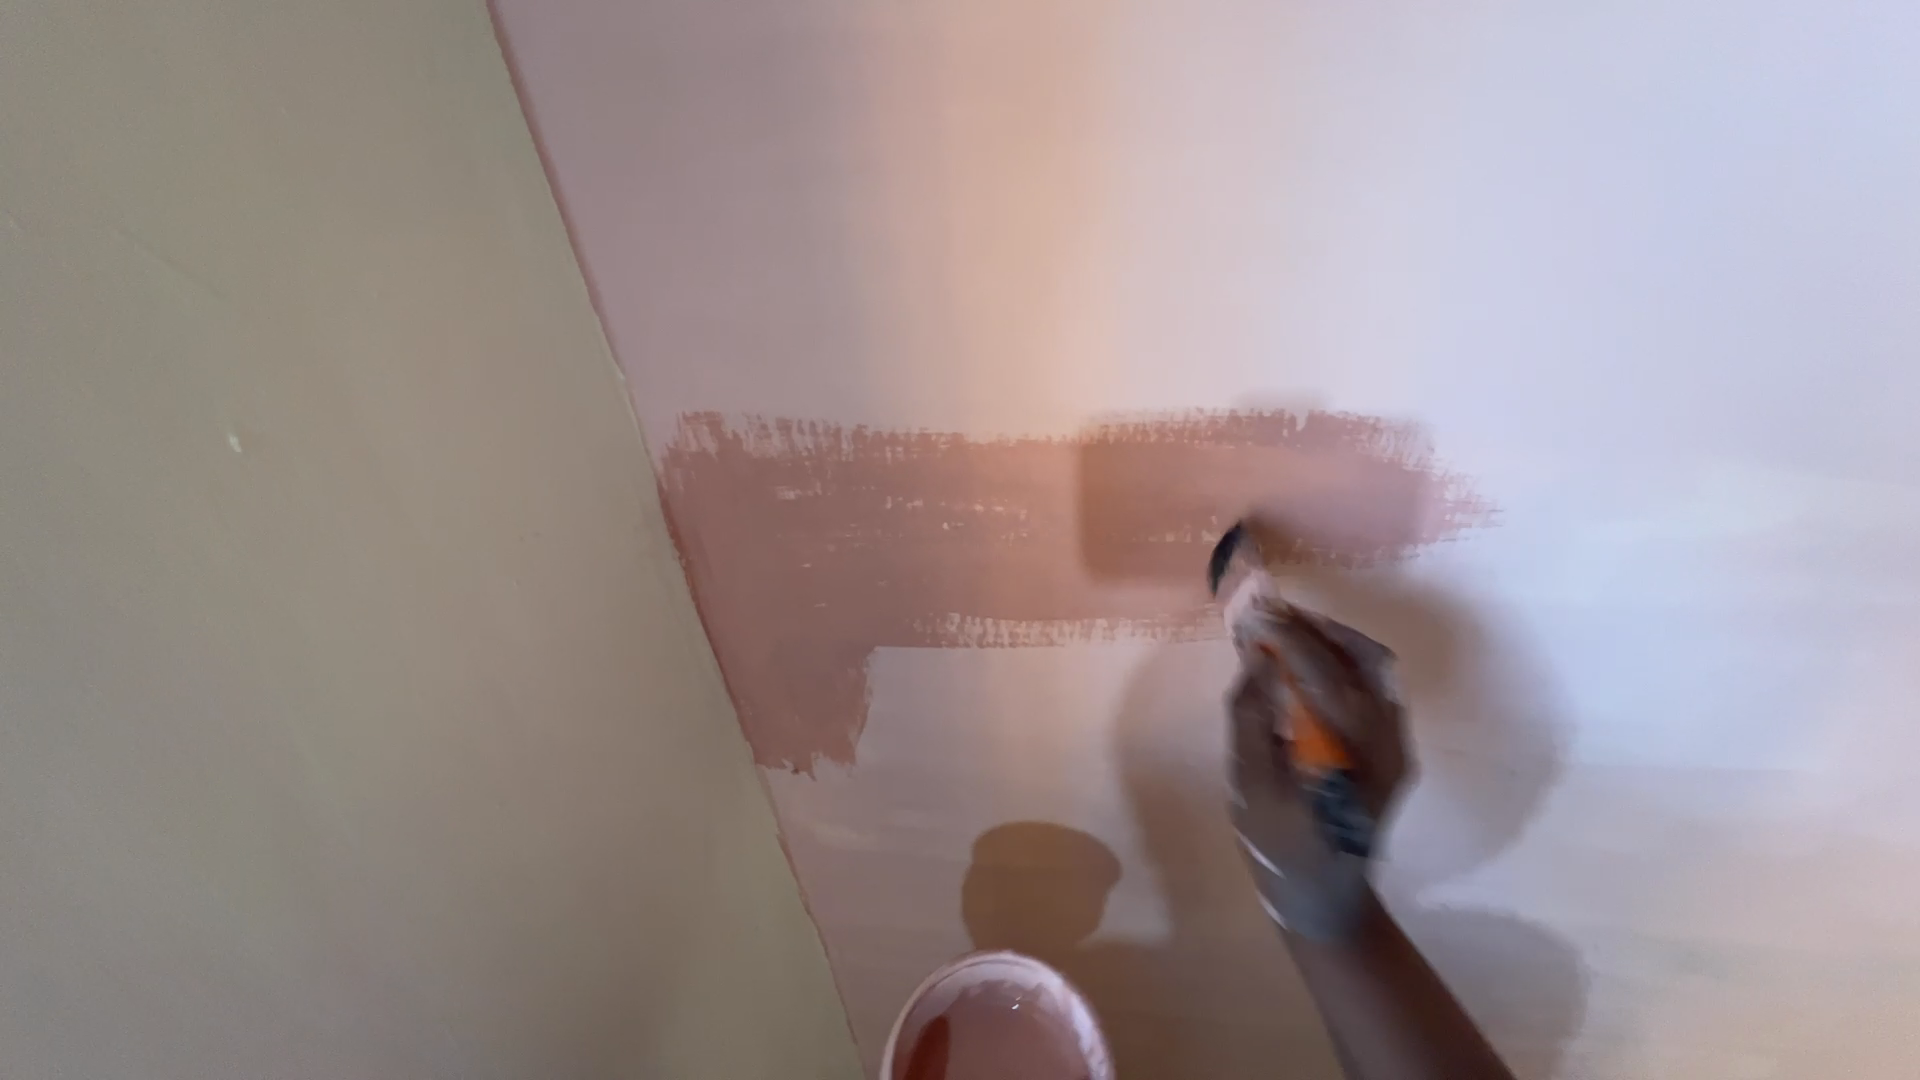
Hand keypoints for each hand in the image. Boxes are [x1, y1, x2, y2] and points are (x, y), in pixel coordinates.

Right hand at [1226, 610, 1410, 939]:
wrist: (1326, 891)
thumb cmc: (1276, 838)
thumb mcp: (1248, 779)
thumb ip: (1250, 714)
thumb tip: (1257, 656)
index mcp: (1348, 755)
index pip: (1321, 674)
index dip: (1287, 637)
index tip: (1253, 615)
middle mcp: (1387, 743)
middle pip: (1361, 659)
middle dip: (1312, 627)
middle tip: (1269, 612)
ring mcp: (1399, 745)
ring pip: (1375, 668)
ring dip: (1331, 639)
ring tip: (1286, 627)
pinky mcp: (1397, 747)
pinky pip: (1375, 686)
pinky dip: (1342, 660)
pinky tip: (1307, 660)